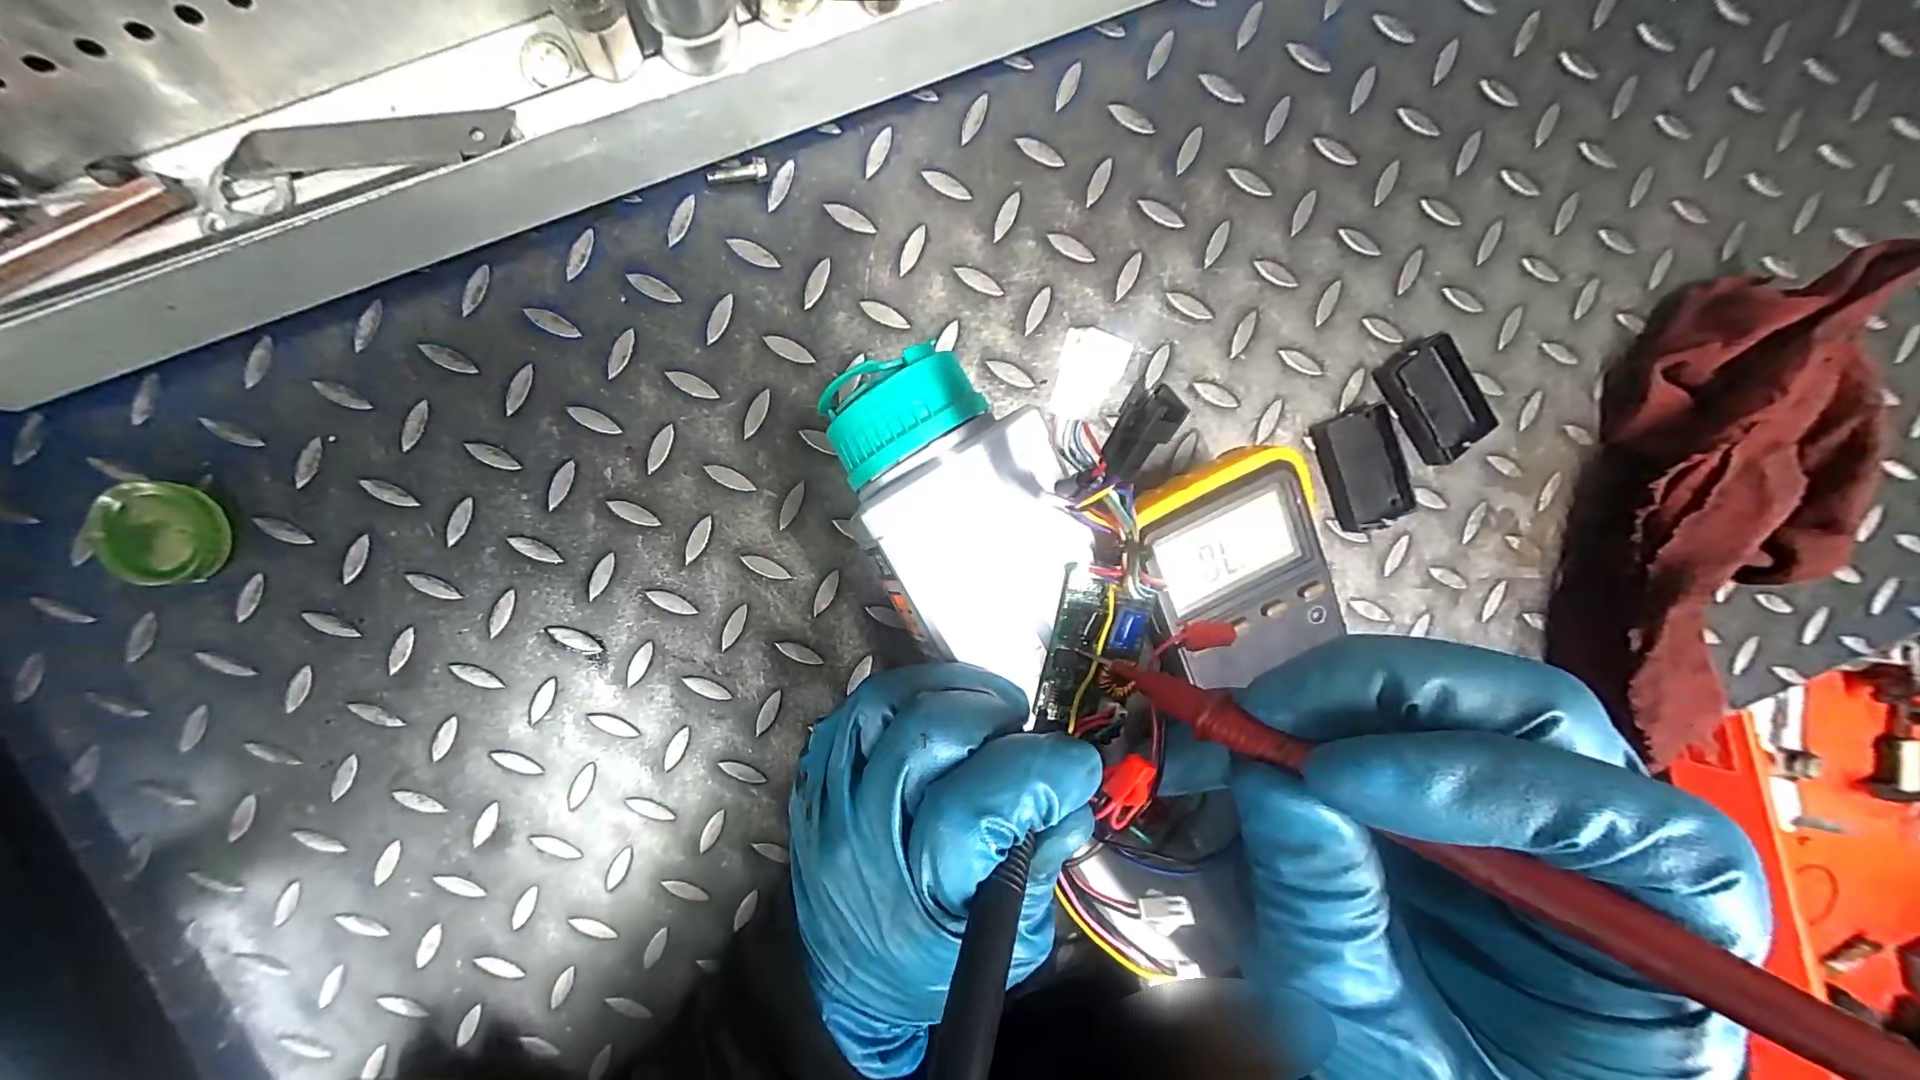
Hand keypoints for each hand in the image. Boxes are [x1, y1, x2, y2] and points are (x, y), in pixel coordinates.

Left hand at [788, 663, 1101, 1077]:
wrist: (851, 980)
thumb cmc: (930, 963)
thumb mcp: (1007, 939)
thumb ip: (1043, 861)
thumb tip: (1073, 794)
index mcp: (923, 884)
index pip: (979, 801)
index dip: (1042, 769)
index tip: (1074, 765)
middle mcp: (866, 830)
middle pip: (929, 731)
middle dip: (995, 717)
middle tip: (1021, 739)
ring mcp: (832, 794)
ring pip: (888, 700)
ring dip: (953, 691)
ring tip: (986, 713)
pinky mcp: (817, 772)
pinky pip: (859, 701)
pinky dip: (911, 690)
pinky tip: (942, 707)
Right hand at [1226, 636, 1770, 1079]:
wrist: (1388, 1074)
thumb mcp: (1366, 1025)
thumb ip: (1325, 909)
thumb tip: (1266, 775)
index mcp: (1647, 954)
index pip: (1628, 827)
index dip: (1478, 779)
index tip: (1332, 777)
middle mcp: (1592, 854)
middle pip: (1534, 719)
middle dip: (1389, 693)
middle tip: (1275, 708)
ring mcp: (1503, 803)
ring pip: (1456, 698)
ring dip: (1342, 691)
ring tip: (1250, 718)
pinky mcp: (1428, 778)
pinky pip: (1385, 715)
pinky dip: (1314, 709)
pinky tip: (1256, 729)